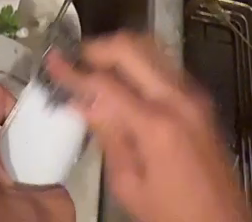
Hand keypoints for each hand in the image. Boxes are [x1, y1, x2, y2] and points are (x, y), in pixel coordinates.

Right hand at [46, 33, 251, 221]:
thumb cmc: (174, 217)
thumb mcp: (130, 186)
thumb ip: (107, 135)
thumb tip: (81, 101)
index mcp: (156, 124)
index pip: (104, 82)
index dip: (72, 70)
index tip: (51, 60)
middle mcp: (177, 98)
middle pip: (129, 47)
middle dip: (96, 48)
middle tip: (75, 61)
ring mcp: (193, 94)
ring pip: (149, 46)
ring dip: (118, 51)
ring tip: (96, 68)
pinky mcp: (200, 98)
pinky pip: (163, 63)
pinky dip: (138, 62)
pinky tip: (123, 81)